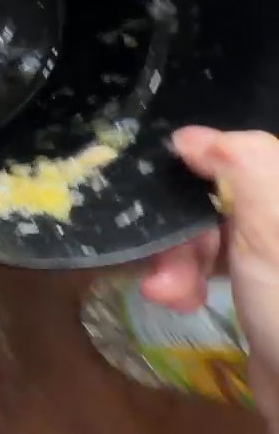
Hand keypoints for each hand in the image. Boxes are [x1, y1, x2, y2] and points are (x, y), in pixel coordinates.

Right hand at [142, 127, 278, 427]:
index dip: (213, 162)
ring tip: (165, 293)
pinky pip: (214, 260)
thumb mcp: (276, 239)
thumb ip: (247, 173)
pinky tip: (173, 297)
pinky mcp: (269, 290)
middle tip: (165, 263)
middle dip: (185, 229)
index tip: (173, 178)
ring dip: (176, 257)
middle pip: (231, 199)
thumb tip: (194, 135)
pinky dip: (185, 275)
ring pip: (215, 231)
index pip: (258, 159)